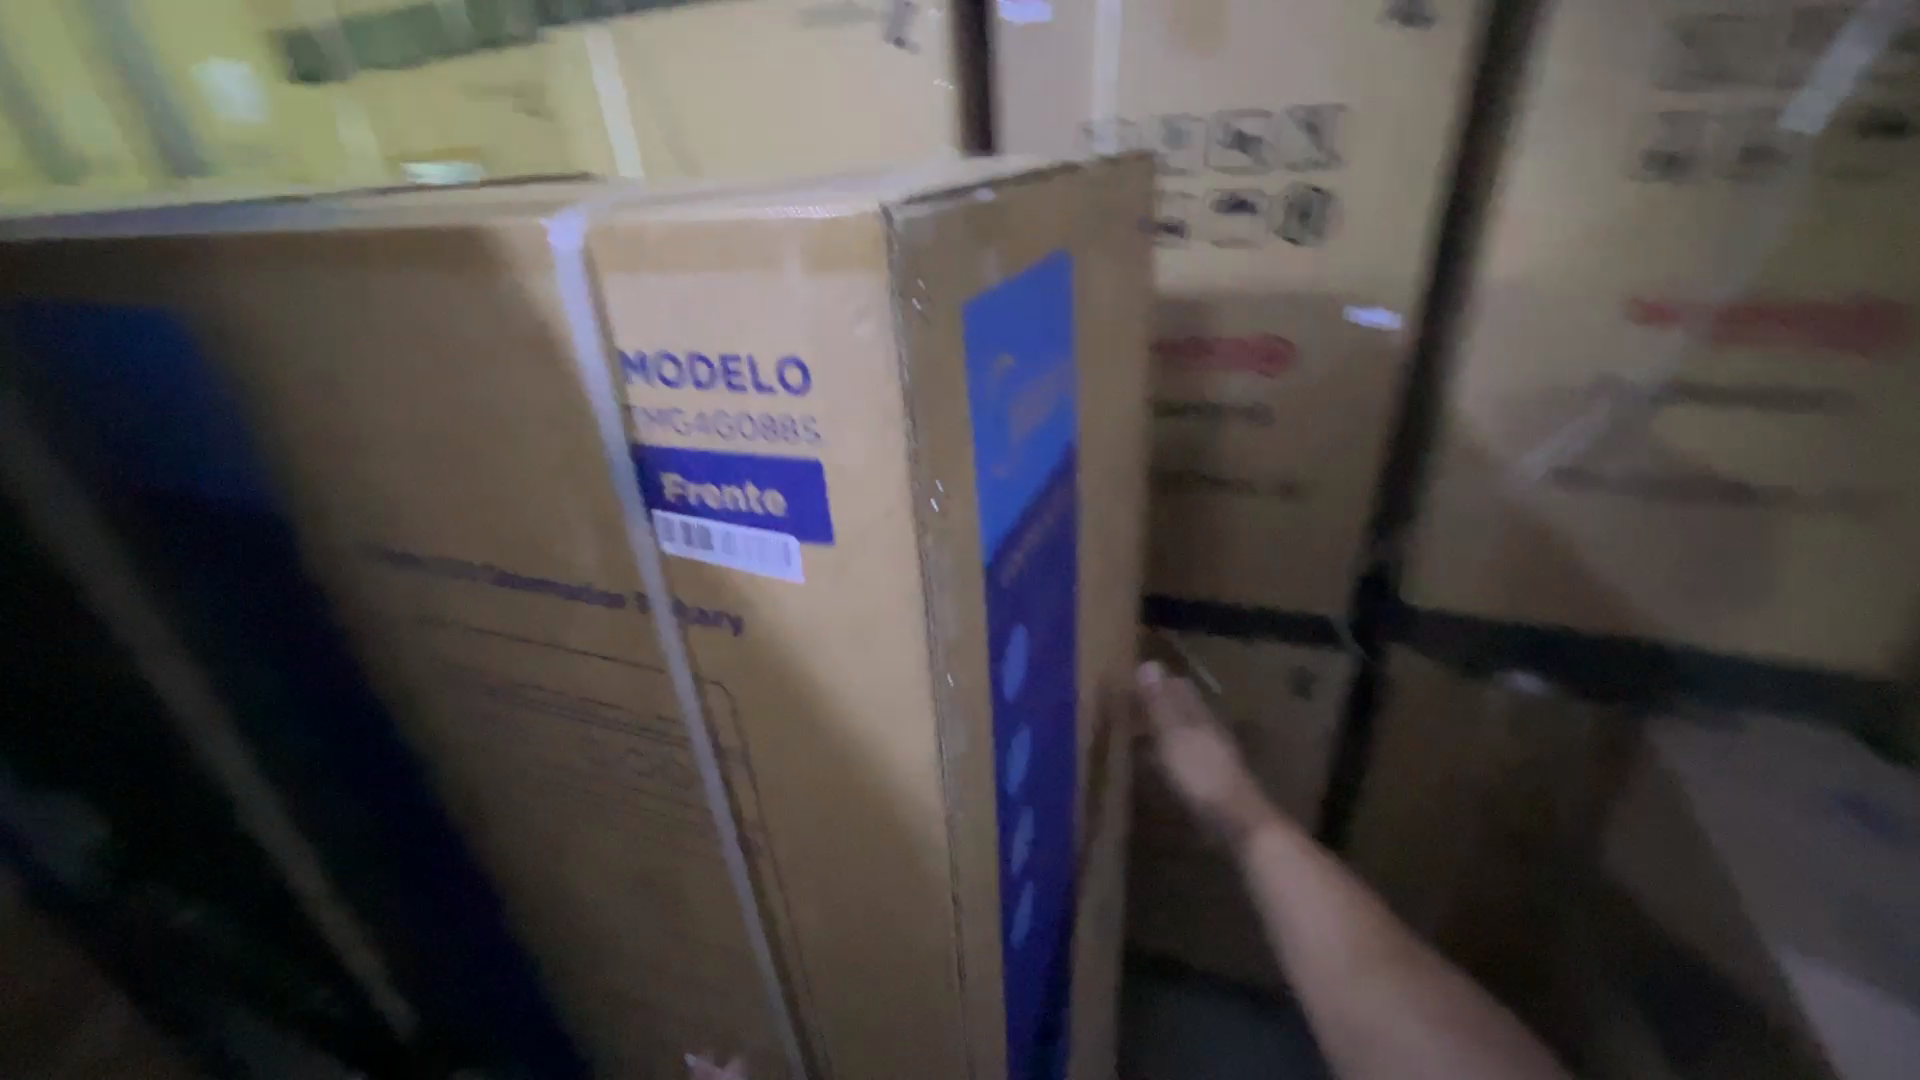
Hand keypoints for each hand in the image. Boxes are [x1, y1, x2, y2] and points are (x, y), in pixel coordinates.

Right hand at [1135, 661, 1275, 843]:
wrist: (1237, 822)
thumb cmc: (1201, 774)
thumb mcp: (1174, 735)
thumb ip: (1160, 703)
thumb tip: (1149, 663)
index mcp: (1200, 715)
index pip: (1178, 687)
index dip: (1155, 682)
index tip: (1129, 679)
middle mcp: (1208, 730)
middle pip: (1182, 709)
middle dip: (1157, 704)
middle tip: (1128, 705)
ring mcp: (1212, 757)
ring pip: (1183, 733)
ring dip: (1161, 729)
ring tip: (1135, 731)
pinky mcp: (1210, 781)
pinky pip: (1183, 757)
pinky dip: (1165, 754)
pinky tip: (1154, 764)